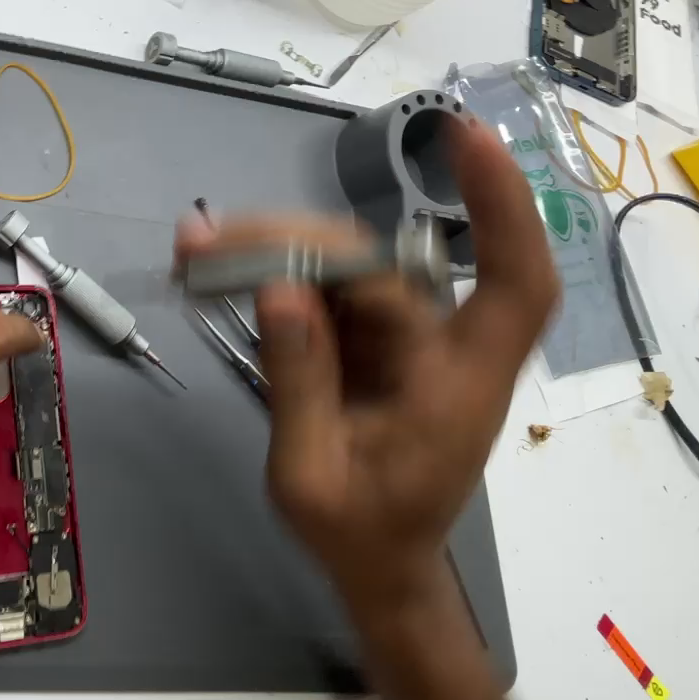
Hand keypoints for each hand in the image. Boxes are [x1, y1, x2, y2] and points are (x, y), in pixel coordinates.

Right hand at [178, 121, 557, 605]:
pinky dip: (261, 271)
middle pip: (377, 260)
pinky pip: (314, 286)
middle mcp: (435, 344)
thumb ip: (301, 384)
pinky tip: (211, 269)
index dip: (499, 206)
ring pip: (340, 263)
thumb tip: (279, 291)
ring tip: (192, 251)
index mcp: (457, 383)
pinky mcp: (358, 335)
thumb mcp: (312, 473)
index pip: (506, 284)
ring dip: (265, 248)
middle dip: (289, 239)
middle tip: (203, 240)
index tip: (463, 136)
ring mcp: (394, 336)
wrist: (372, 562)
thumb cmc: (357, 531)